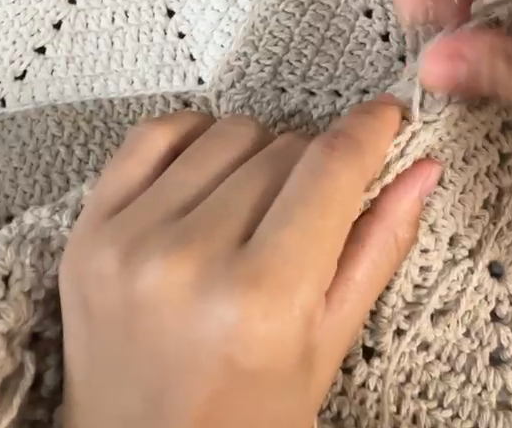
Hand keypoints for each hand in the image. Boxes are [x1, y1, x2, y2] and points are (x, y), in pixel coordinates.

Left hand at [58, 101, 440, 427]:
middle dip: (315, 167)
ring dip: (259, 155)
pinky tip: (210, 177)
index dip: (370, 128)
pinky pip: (156, 133)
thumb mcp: (328, 344)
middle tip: (309, 213)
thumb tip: (423, 166)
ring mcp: (129, 241)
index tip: (389, 113)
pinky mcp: (87, 228)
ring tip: (255, 208)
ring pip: (230, 133)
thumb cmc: (248, 417)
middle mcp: (190, 261)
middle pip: (286, 147)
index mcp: (263, 301)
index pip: (331, 168)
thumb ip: (380, 245)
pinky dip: (195, 139)